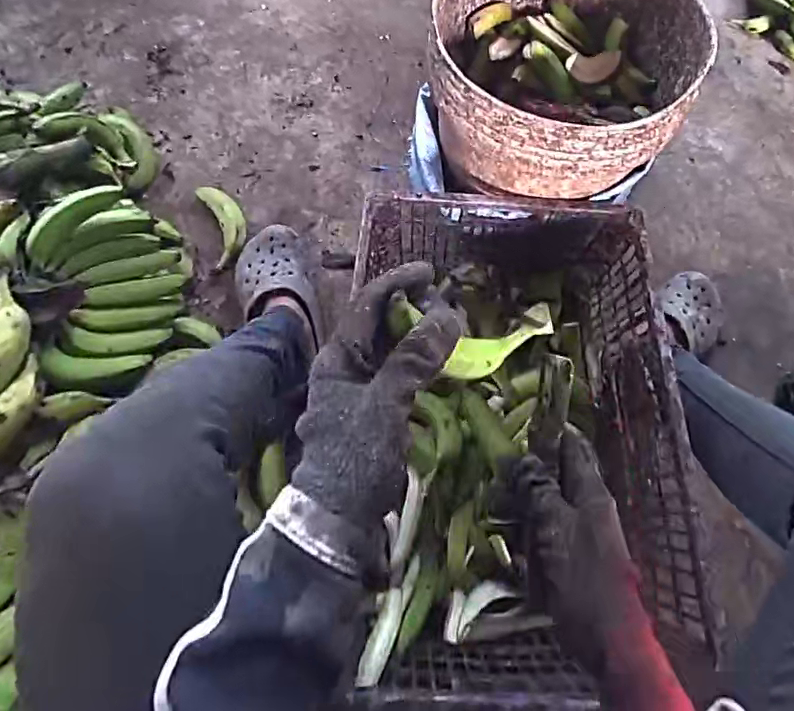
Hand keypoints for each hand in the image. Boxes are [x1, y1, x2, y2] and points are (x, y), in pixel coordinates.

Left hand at [291, 261, 461, 532]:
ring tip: (454, 327)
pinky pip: (405, 372)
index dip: (398, 281)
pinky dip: (426, 362)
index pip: (368, 304)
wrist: (341, 520)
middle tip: (450, 303)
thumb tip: (448, 314)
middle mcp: (349, 367)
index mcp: (339, 358)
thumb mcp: (385, 402)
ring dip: (424, 334)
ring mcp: (364, 388)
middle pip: (384, 324)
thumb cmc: (355, 456)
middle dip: (416, 308)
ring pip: (397, 348)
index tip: (430, 272)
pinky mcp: (381, 408)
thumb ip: (413, 358)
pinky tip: (447, 362)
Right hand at [501, 430, 647, 675]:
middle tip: (493, 475)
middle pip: (555, 478)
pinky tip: (503, 543)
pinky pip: (544, 538)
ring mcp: (579, 535)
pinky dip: (525, 536)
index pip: (571, 447)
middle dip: (525, 475)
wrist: (610, 642)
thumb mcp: (556, 528)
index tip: (517, 427)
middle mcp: (587, 507)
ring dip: (520, 506)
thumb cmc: (584, 578)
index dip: (548, 434)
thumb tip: (523, 458)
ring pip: (546, 507)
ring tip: (490, 507)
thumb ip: (540, 490)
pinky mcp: (570, 562)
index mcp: (590, 491)